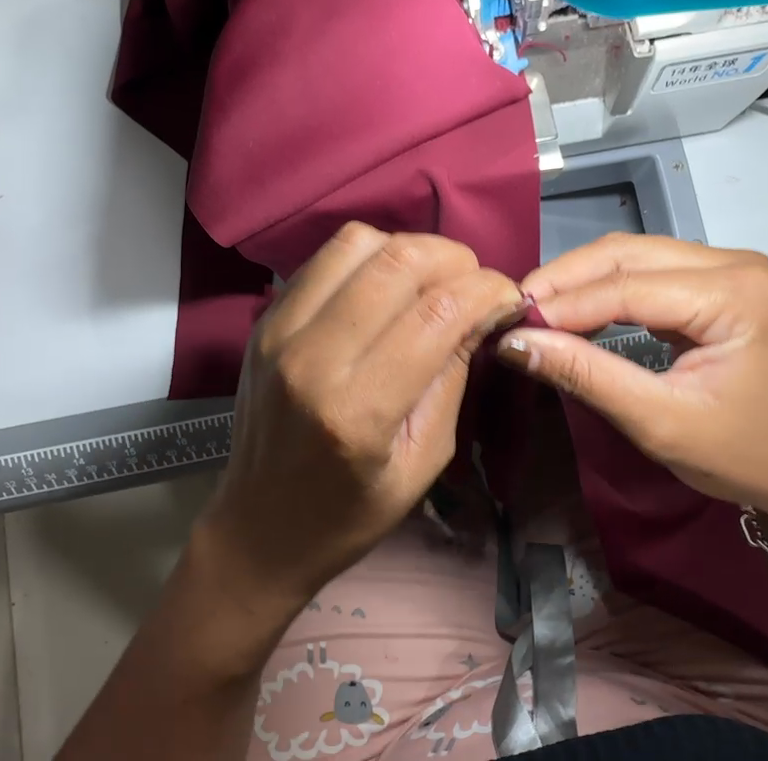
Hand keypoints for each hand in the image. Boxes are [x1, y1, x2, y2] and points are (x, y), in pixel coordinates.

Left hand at [200, 223, 523, 602]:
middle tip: (473, 286)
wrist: (259, 526)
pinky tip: (386, 286)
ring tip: (431, 281)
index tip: (508, 299)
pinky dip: (369, 256)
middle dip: (455, 260)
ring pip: (358, 242)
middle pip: (398, 261)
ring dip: (409, 250)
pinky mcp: (264, 318)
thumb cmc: (350, 511)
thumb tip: (484, 310)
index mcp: (357, 410)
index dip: (487, 291)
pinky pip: (325, 256)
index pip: (438, 312)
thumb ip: (452, 377)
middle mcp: (312, 357)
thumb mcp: (423, 460)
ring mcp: (279, 330)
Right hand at [496, 235, 767, 564]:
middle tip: (513, 309)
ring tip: (533, 309)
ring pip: (632, 256)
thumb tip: (514, 342)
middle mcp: (734, 263)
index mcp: (735, 293)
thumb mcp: (659, 421)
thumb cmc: (742, 457)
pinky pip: (647, 271)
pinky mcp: (716, 282)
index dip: (563, 303)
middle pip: (627, 255)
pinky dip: (604, 289)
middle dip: (565, 280)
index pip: (628, 286)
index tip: (507, 322)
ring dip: (580, 280)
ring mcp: (728, 268)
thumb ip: (586, 374)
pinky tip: (572, 308)